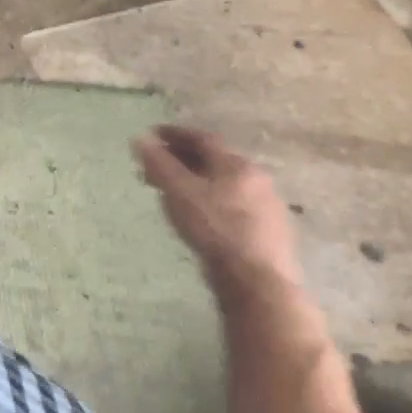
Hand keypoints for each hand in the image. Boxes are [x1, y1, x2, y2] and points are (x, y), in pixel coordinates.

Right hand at [133, 125, 300, 289]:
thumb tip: (142, 138)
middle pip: (215, 160)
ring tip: (172, 189)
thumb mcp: (176, 189)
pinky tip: (198, 211)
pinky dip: (211, 197)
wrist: (258, 278)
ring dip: (196, 179)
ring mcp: (268, 205)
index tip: (152, 134)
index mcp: (237, 164)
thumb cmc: (213, 225)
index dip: (175, 133)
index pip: (202, 139)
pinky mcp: (269, 229)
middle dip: (183, 158)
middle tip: (156, 164)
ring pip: (224, 182)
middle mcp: (258, 179)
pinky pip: (233, 201)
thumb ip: (158, 162)